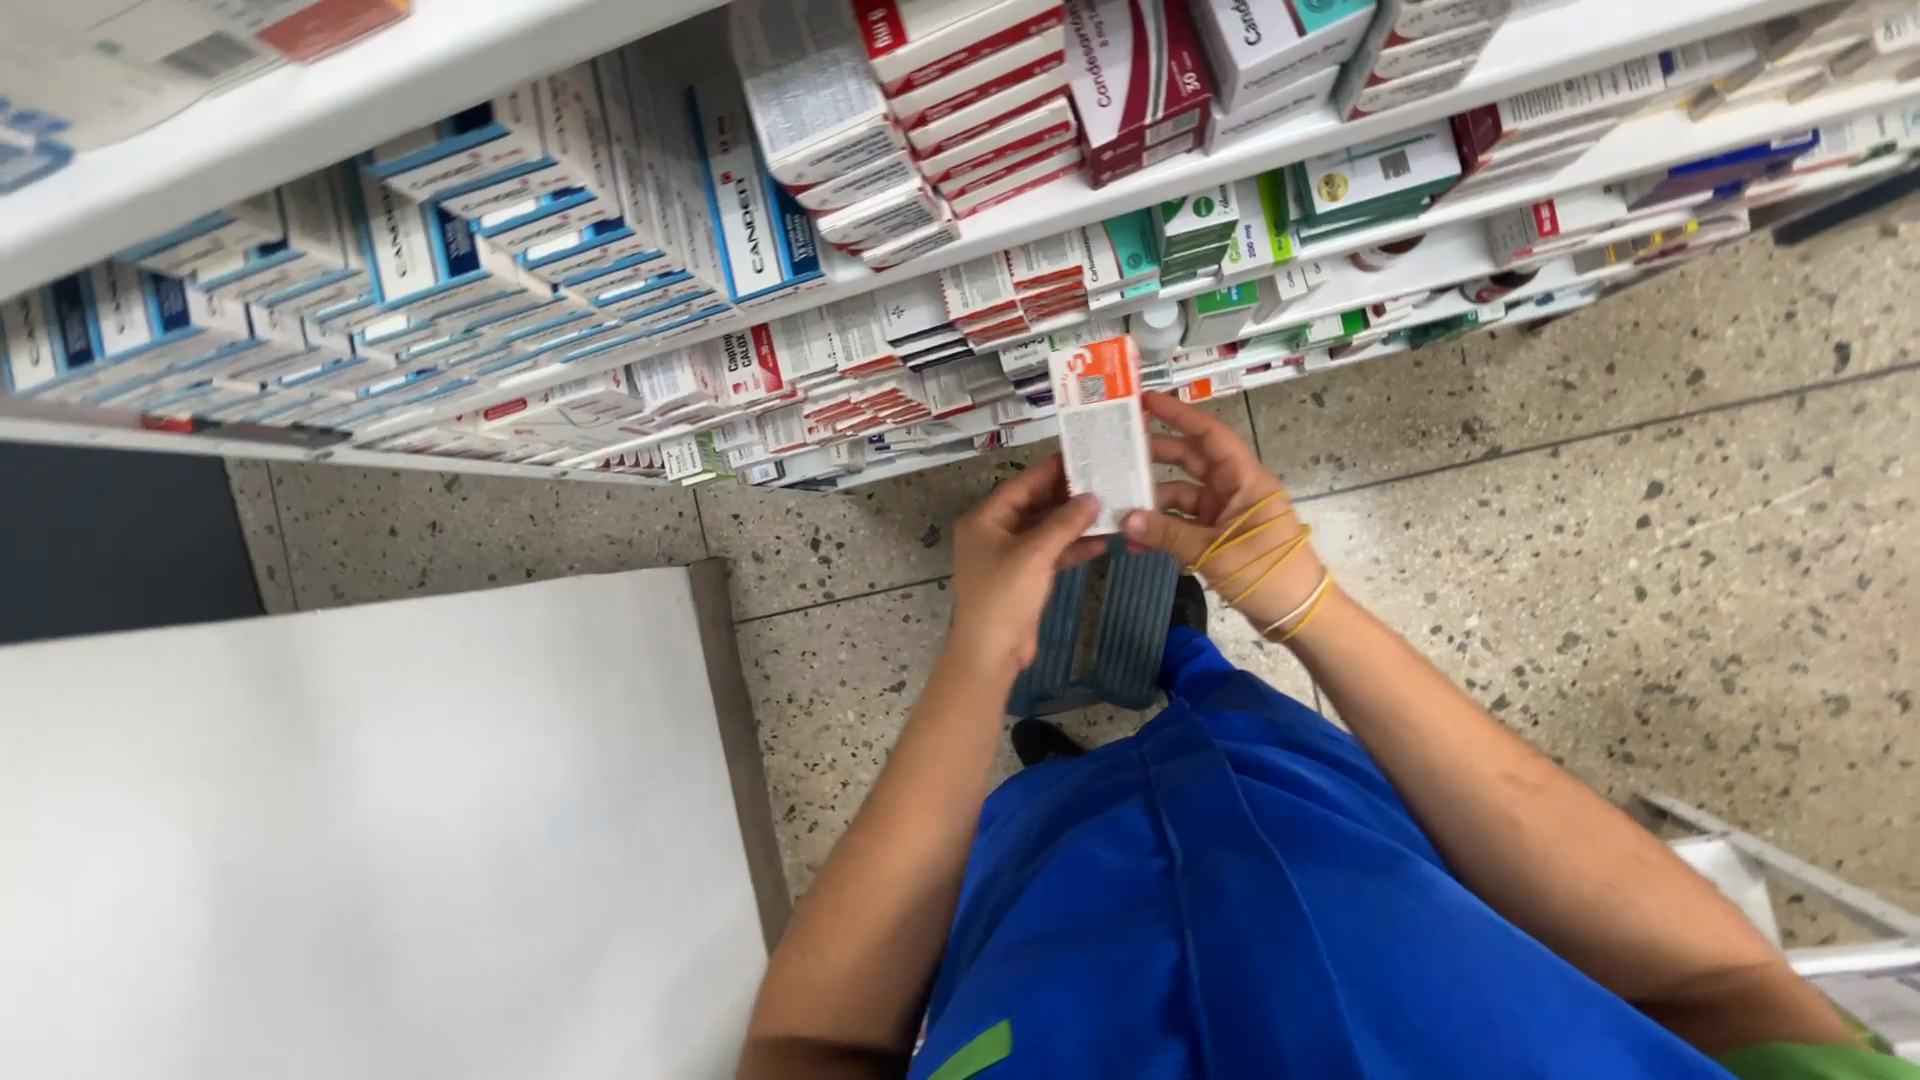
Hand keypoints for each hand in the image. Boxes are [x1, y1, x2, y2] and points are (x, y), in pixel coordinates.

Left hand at [945, 454, 1103, 685]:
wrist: (991, 652)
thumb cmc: (1004, 596)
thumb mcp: (1035, 554)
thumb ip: (1064, 522)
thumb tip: (1092, 497)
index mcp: (985, 519)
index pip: (1022, 484)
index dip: (1051, 470)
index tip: (1083, 455)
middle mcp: (994, 532)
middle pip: (1034, 504)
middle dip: (1067, 496)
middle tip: (1104, 479)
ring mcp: (1008, 556)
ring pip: (1045, 530)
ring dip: (1074, 522)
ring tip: (1110, 506)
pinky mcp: (1023, 577)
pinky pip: (1049, 553)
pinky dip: (1071, 547)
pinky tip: (1102, 540)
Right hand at [1123, 391, 1325, 631]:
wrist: (1298, 613)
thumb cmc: (1266, 572)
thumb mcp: (1213, 552)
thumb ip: (1167, 534)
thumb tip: (1126, 519)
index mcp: (1244, 479)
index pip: (1209, 435)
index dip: (1179, 415)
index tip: (1146, 402)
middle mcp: (1235, 489)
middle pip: (1190, 461)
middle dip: (1155, 456)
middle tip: (1117, 451)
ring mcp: (1226, 513)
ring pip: (1182, 495)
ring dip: (1153, 502)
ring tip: (1118, 506)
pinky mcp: (1219, 536)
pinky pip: (1184, 523)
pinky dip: (1162, 530)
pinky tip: (1136, 542)